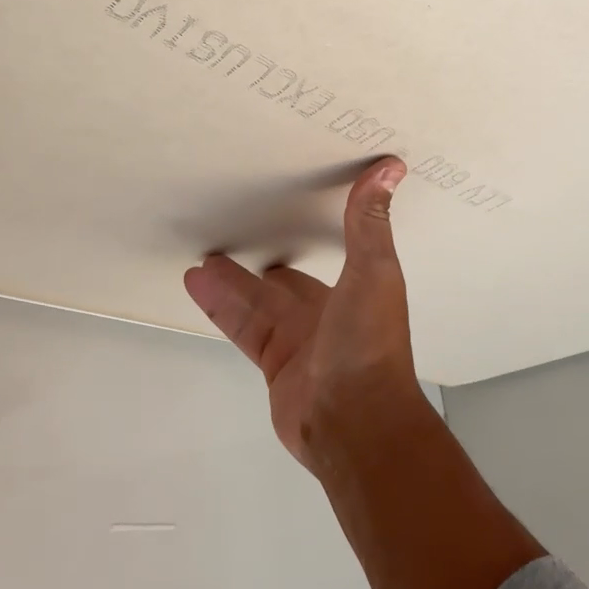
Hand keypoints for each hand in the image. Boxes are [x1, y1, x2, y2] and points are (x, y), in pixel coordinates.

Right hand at [183, 156, 418, 471]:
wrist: (355, 421)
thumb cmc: (369, 343)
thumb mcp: (373, 271)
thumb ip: (369, 222)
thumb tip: (390, 166)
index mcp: (353, 291)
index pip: (324, 257)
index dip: (304, 237)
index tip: (282, 211)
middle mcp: (324, 316)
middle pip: (281, 283)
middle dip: (258, 264)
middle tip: (228, 237)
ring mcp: (297, 344)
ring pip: (255, 303)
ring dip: (229, 282)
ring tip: (200, 259)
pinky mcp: (272, 366)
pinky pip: (241, 329)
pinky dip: (219, 308)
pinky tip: (197, 287)